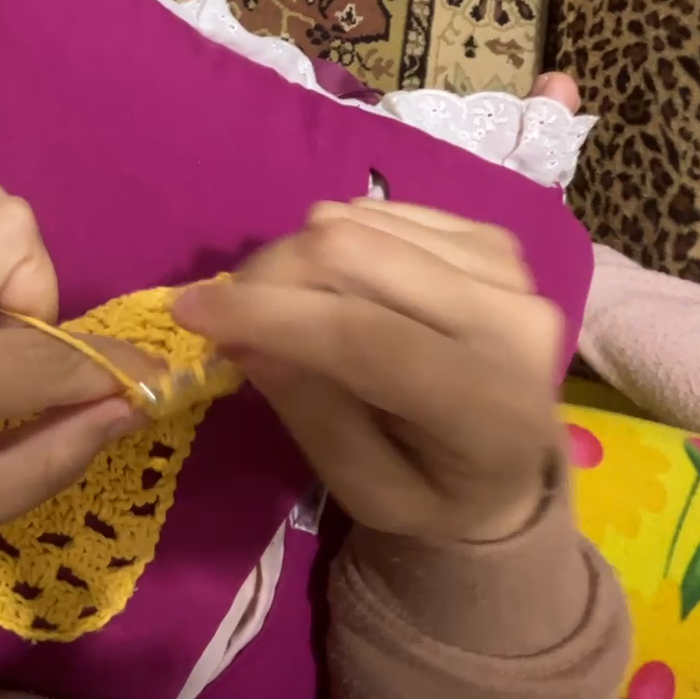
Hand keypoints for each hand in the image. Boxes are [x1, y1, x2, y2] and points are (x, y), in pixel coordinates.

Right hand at [172, 199, 561, 542]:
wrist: (515, 462)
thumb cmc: (430, 490)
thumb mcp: (363, 489)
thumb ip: (307, 411)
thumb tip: (242, 336)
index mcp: (489, 405)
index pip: (360, 336)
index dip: (262, 314)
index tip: (185, 310)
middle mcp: (511, 318)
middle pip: (349, 252)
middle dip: (263, 275)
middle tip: (229, 312)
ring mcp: (504, 267)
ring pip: (351, 219)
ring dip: (290, 258)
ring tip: (287, 305)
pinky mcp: (486, 237)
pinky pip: (369, 208)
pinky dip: (327, 241)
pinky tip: (338, 286)